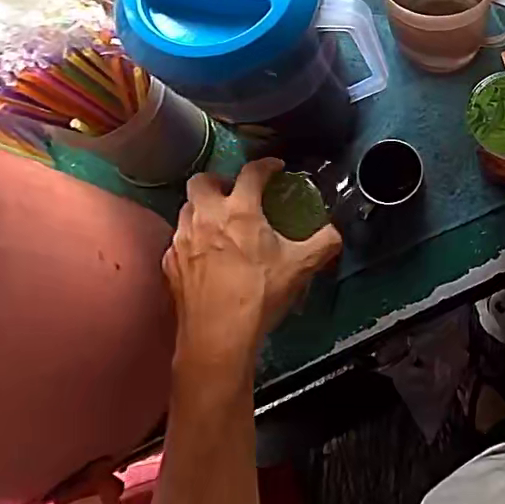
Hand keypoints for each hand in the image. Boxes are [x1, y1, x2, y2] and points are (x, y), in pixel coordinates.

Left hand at [162, 158, 341, 365]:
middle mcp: (206, 217)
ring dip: (204, 208)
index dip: (266, 165)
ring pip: (186, 208)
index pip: (251, 172)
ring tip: (222, 223)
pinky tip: (206, 254)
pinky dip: (192, 238)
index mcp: (240, 210)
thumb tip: (334, 232)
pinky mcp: (169, 264)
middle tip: (237, 193)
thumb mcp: (302, 266)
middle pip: (202, 180)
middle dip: (220, 180)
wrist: (218, 338)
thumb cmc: (261, 294)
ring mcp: (182, 240)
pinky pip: (178, 239)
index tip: (276, 168)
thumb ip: (324, 242)